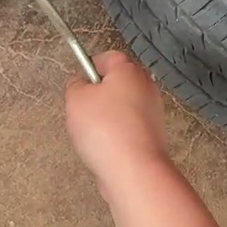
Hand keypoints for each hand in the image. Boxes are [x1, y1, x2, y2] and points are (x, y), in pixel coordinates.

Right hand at [67, 50, 170, 184]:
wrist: (133, 169)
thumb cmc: (107, 132)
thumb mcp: (75, 100)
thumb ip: (75, 85)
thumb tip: (79, 84)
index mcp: (128, 70)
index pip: (107, 57)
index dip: (89, 68)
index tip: (78, 82)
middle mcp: (146, 86)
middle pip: (117, 83)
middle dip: (98, 95)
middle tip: (82, 109)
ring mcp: (152, 111)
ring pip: (122, 106)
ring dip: (107, 116)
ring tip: (94, 133)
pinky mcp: (152, 134)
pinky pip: (128, 127)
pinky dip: (116, 134)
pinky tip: (106, 146)